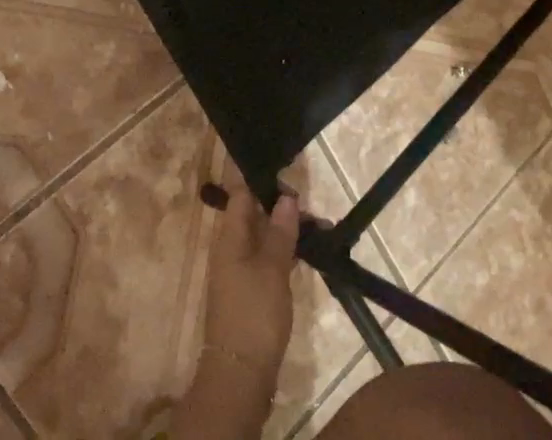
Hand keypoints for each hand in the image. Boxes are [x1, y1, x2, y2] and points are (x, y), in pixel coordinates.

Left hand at [202, 176, 299, 375]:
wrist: (241, 372)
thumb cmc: (255, 313)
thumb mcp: (272, 269)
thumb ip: (280, 232)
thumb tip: (286, 197)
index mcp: (228, 238)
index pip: (240, 196)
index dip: (263, 184)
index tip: (291, 179)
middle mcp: (230, 249)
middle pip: (254, 216)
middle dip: (283, 209)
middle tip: (316, 212)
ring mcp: (239, 271)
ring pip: (263, 239)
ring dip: (288, 232)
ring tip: (323, 230)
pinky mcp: (250, 291)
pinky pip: (267, 260)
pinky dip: (286, 253)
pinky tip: (308, 255)